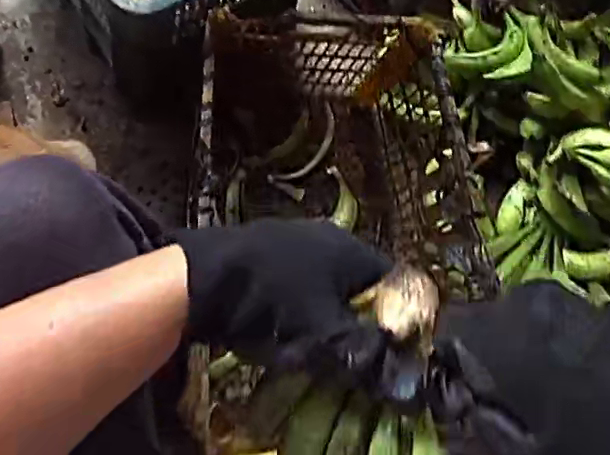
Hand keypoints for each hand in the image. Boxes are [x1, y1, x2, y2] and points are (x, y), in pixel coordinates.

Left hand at [172, 220, 392, 379]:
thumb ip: (359, 348)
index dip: (397, 314)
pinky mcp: (276, 252)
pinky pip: (304, 283)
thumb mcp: (323, 329)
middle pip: (361, 283)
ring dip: (330, 315)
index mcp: (352, 249)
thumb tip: (392, 371)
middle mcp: (332, 238)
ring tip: (323, 346)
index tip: (393, 346)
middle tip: (357, 352)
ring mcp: (301, 241)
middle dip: (361, 318)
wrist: (213, 274)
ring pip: (331, 285)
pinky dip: (304, 307)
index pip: (392, 279)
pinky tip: (291, 329)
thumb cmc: (276, 296)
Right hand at [430, 283, 609, 454]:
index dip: (447, 359)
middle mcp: (531, 300)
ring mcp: (568, 301)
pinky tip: (568, 386)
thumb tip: (453, 408)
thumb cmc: (596, 453)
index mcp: (506, 331)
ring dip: (515, 347)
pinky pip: (552, 320)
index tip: (453, 391)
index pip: (450, 323)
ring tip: (534, 396)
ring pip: (518, 315)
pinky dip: (547, 344)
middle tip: (496, 400)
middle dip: (482, 353)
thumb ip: (481, 428)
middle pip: (484, 317)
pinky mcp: (597, 311)